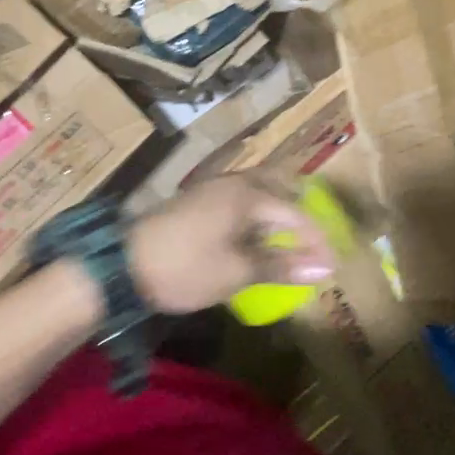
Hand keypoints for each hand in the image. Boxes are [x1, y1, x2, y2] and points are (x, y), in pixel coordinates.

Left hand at [128, 175, 334, 313]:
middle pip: (280, 187)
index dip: (318, 241)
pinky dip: (257, 215)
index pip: (297, 214)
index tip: (332, 267)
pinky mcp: (198, 200)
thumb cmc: (185, 267)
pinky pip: (241, 198)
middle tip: (314, 241)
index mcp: (248, 195)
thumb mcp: (237, 271)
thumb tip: (323, 268)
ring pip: (259, 191)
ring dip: (278, 212)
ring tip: (289, 240)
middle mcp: (234, 183)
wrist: (122, 265)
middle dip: (301, 212)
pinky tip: (255, 237)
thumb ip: (281, 265)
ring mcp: (213, 188)